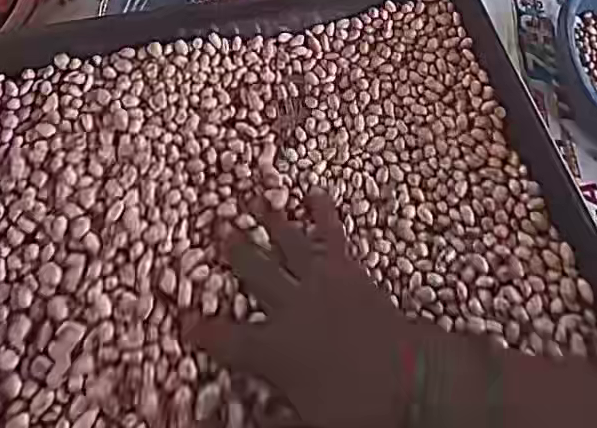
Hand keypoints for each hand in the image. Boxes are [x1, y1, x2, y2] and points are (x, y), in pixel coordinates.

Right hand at [189, 194, 415, 427]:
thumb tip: (233, 423)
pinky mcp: (346, 267)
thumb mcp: (308, 426)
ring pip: (286, 243)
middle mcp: (292, 305)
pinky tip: (315, 193)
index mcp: (276, 348)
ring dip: (269, 221)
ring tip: (253, 198)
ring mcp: (319, 280)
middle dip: (234, 250)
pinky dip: (322, 211)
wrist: (412, 380)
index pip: (229, 339)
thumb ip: (269, 422)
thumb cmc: (359, 410)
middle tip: (216, 227)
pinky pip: (330, 233)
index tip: (184, 322)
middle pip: (254, 272)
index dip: (204, 331)